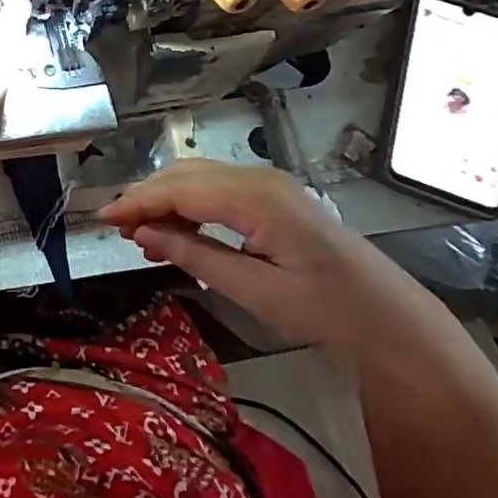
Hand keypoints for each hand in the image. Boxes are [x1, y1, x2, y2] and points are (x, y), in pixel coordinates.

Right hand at [98, 161, 463, 365]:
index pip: (179, 189)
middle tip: (117, 229)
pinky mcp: (274, 198)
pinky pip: (217, 190)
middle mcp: (259, 179)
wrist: (395, 322)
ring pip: (198, 178)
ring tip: (141, 233)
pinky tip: (177, 230)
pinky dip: (189, 204)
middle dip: (146, 197)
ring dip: (165, 200)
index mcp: (256, 198)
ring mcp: (269, 185)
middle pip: (184, 175)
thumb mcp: (255, 291)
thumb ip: (195, 256)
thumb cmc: (328, 312)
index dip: (137, 202)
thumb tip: (144, 234)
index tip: (102, 219)